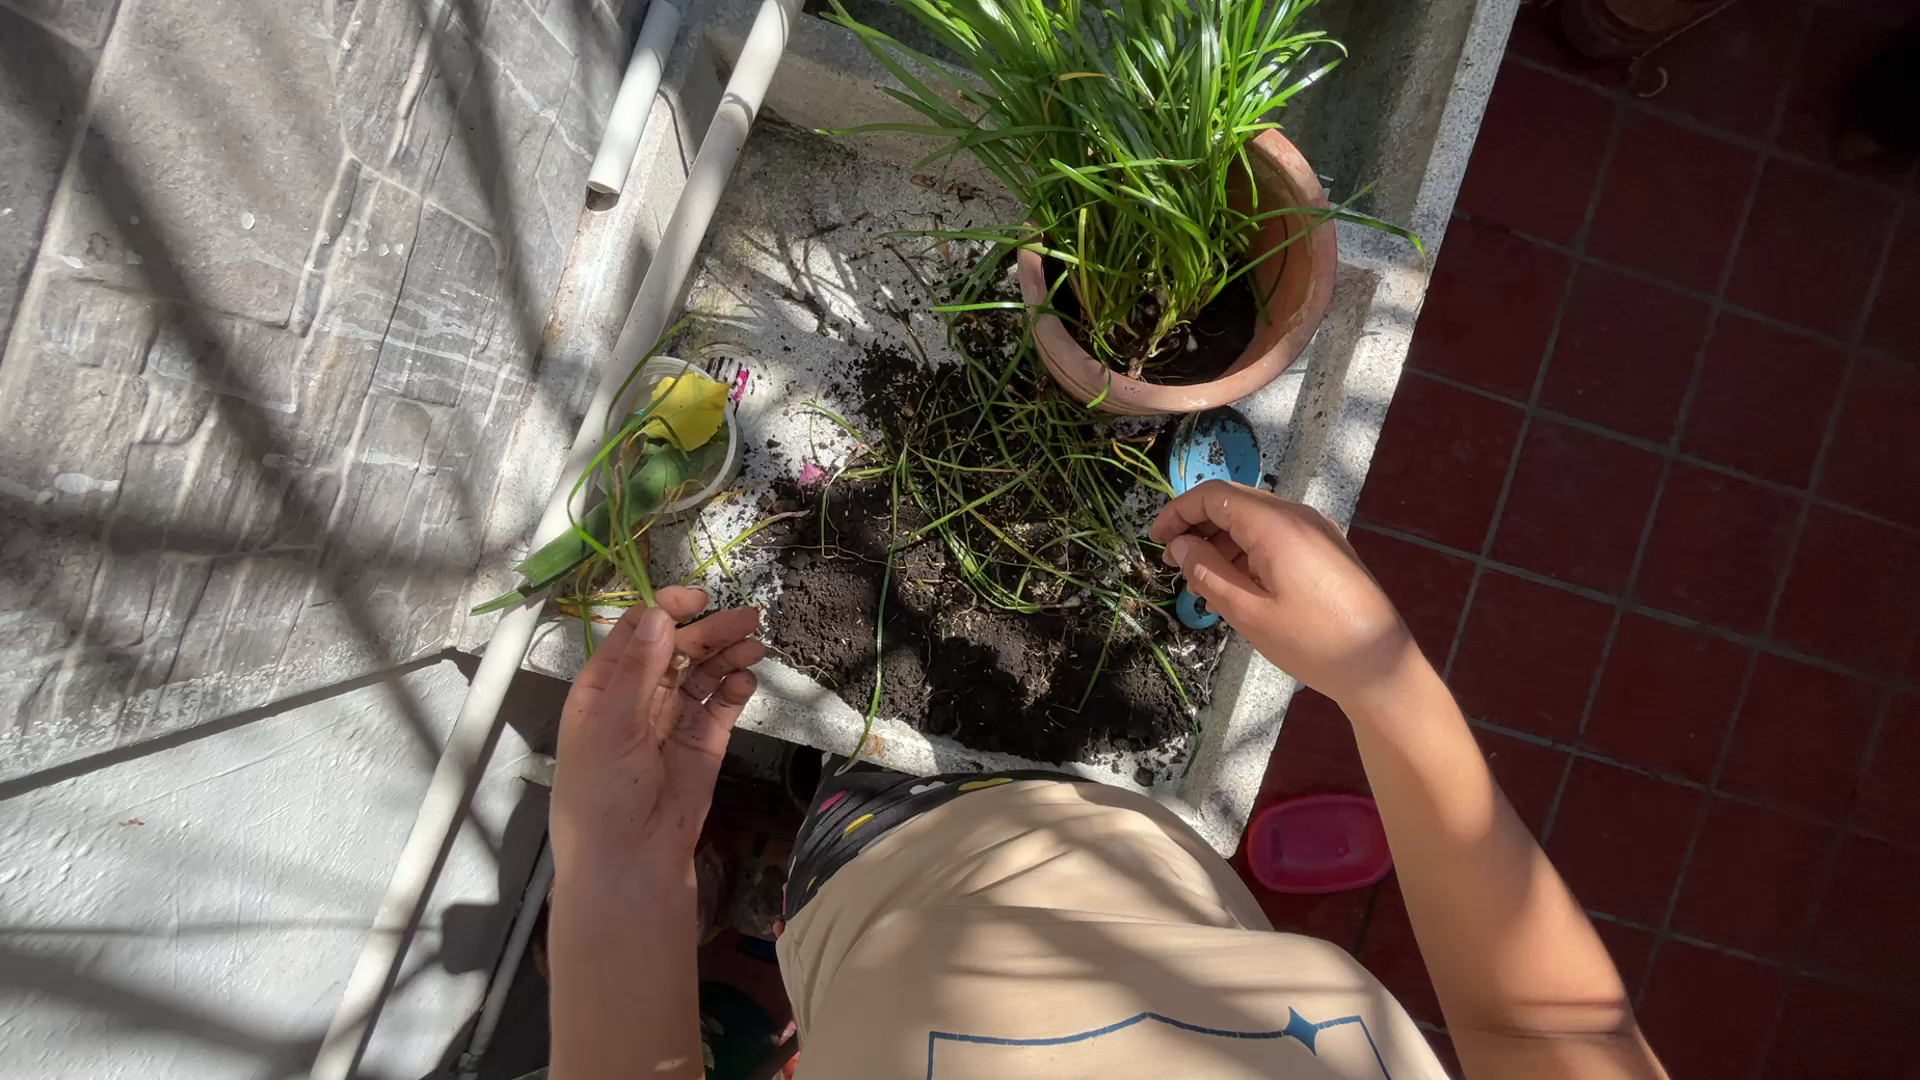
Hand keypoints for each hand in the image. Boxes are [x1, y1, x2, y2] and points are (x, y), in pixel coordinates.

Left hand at [550, 587, 764, 881]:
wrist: (631, 863)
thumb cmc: (603, 794)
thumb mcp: (611, 728)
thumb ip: (639, 670)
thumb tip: (660, 614)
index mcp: (605, 688)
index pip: (636, 633)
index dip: (665, 610)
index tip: (697, 598)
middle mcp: (641, 695)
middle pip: (680, 648)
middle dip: (711, 631)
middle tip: (748, 619)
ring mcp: (675, 717)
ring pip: (706, 672)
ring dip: (730, 654)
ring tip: (757, 645)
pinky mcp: (705, 739)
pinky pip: (722, 703)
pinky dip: (736, 688)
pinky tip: (747, 680)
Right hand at [1148, 481, 1416, 707]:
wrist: (1381, 668)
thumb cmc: (1310, 641)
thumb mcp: (1247, 611)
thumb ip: (1207, 571)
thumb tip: (1180, 545)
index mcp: (1275, 524)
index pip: (1213, 496)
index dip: (1177, 512)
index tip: (1155, 540)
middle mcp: (1297, 516)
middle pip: (1232, 503)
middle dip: (1197, 528)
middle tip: (1176, 566)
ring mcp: (1315, 530)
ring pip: (1252, 521)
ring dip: (1221, 544)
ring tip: (1205, 588)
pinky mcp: (1325, 548)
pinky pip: (1274, 536)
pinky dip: (1246, 552)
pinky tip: (1237, 588)